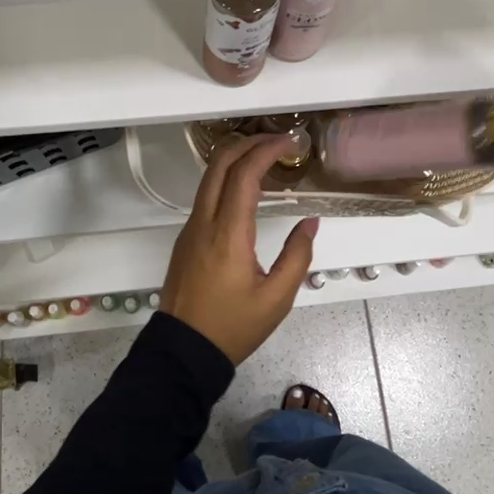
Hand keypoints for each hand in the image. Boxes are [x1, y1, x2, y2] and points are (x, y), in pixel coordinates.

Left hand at [159, 134, 319, 364]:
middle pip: (219, 163)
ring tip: (267, 159)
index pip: (244, 174)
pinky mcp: (187, 237)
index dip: (266, 150)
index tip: (289, 142)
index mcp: (228, 233)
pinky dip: (227, 177)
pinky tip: (248, 188)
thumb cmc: (232, 327)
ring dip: (236, 158)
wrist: (183, 351)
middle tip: (278, 141)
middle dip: (248, 143)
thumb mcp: (276, 299)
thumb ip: (297, 257)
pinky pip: (206, 194)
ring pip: (209, 176)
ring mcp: (191, 227)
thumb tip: (310, 223)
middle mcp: (204, 221)